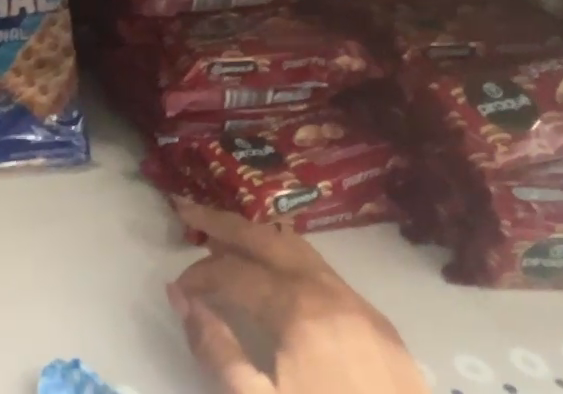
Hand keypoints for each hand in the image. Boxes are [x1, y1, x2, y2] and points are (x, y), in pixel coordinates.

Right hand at [167, 199, 428, 393]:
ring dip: (259, 240)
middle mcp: (334, 295)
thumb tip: (180, 298)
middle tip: (187, 211)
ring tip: (227, 238)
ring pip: (302, 252)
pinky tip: (275, 278)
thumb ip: (216, 350)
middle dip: (224, 224)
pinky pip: (326, 276)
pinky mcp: (384, 333)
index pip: (233, 272)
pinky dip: (289, 261)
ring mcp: (365, 310)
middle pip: (268, 240)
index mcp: (301, 310)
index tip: (178, 291)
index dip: (198, 275)